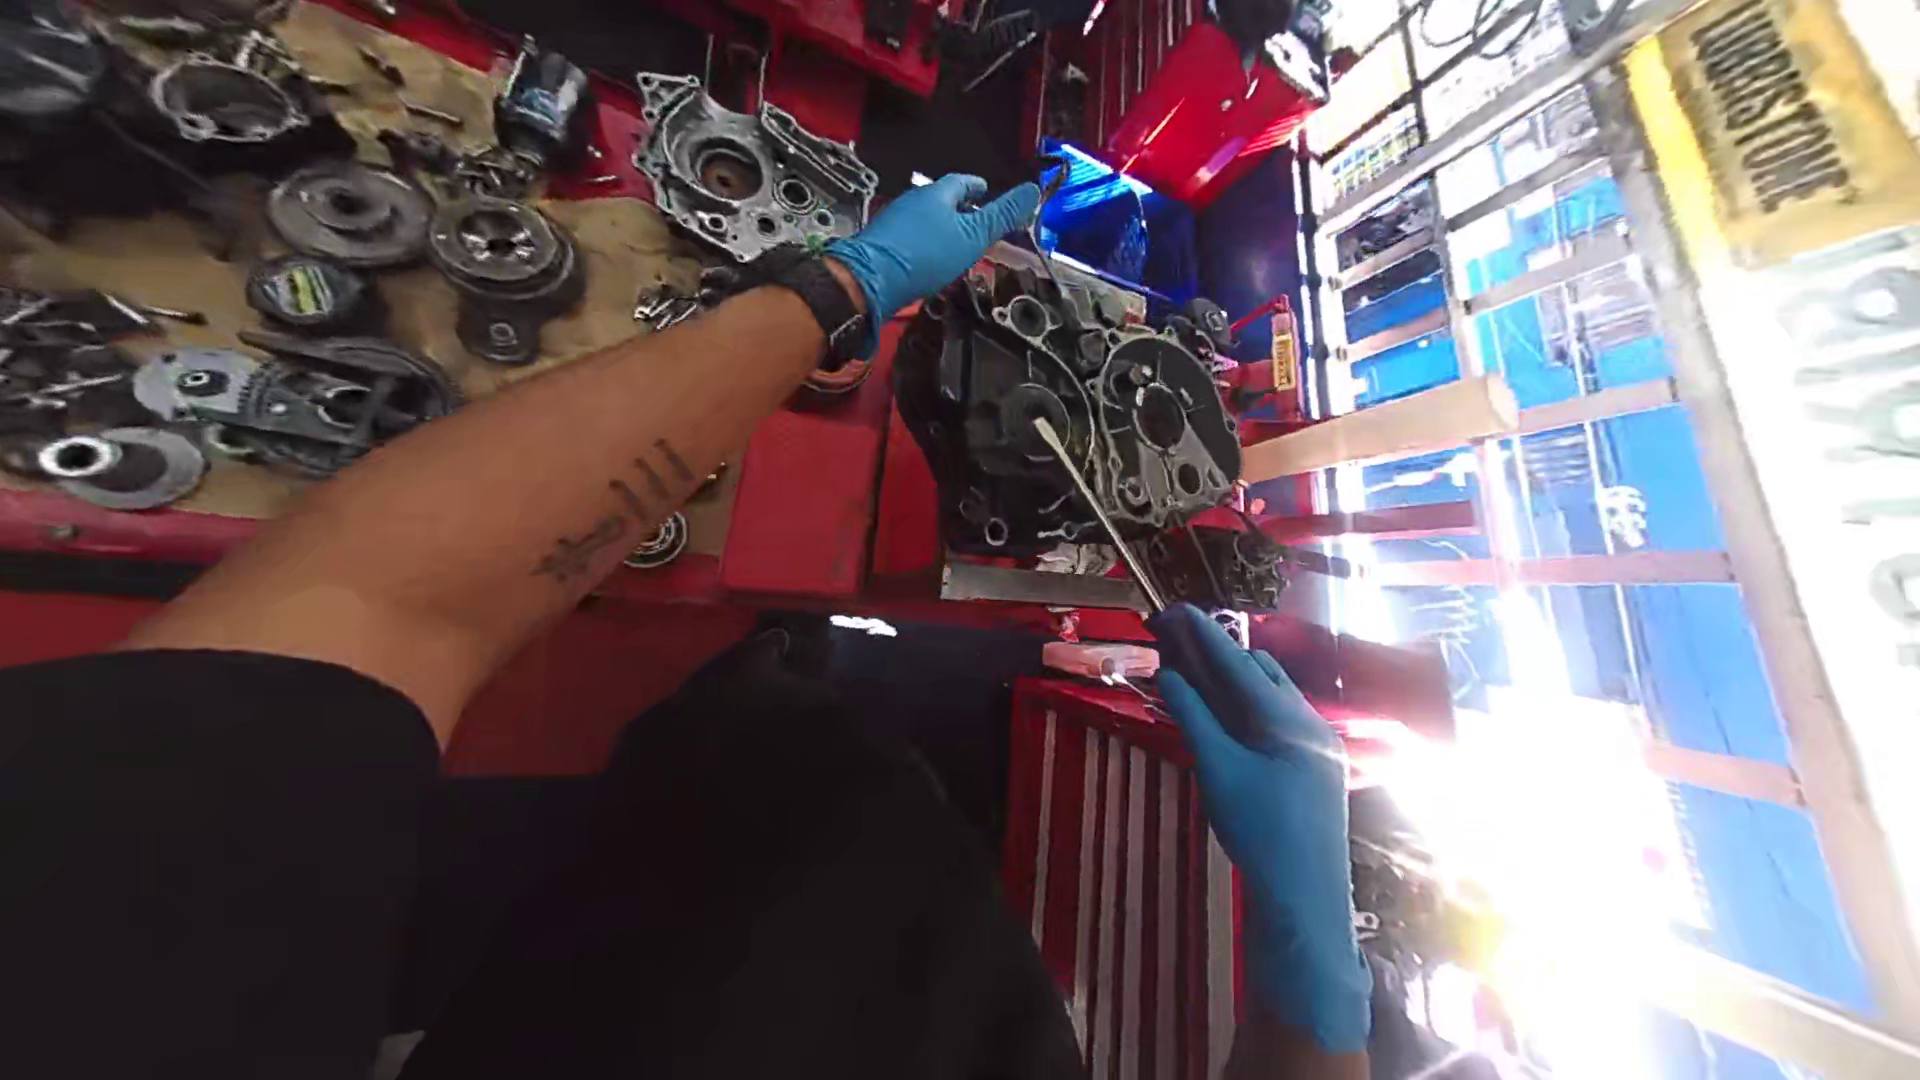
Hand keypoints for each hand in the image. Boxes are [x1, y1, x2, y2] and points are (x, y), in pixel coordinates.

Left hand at [825, 174, 1039, 352]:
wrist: (873, 279)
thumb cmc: (927, 255)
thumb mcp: (972, 237)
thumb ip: (1001, 216)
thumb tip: (1034, 189)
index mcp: (937, 194)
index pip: (962, 182)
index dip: (977, 187)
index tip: (986, 192)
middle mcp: (913, 201)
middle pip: (941, 200)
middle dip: (959, 208)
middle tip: (974, 220)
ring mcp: (894, 222)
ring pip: (924, 219)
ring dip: (940, 227)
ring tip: (955, 242)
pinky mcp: (882, 244)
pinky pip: (910, 238)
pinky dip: (924, 243)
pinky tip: (928, 260)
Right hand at [1148, 604, 1370, 1054]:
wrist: (1305, 899)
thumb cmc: (1259, 831)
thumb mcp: (1217, 769)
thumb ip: (1192, 716)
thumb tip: (1168, 674)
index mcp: (1290, 721)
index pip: (1239, 665)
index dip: (1205, 635)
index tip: (1178, 609)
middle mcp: (1309, 723)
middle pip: (1258, 671)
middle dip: (1216, 652)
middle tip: (1177, 642)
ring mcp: (1315, 743)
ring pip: (1269, 693)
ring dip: (1230, 678)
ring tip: (1192, 670)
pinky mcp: (1311, 763)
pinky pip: (1274, 717)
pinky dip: (1243, 704)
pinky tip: (1219, 709)